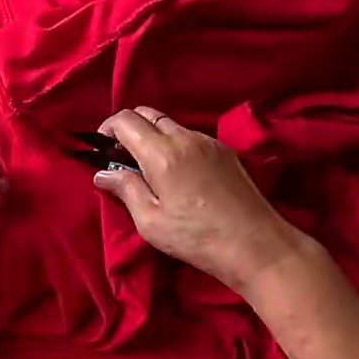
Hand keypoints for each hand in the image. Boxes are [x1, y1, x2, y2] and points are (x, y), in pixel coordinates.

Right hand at [92, 107, 322, 294]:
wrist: (256, 245)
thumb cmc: (197, 238)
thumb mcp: (150, 221)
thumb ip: (125, 190)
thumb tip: (102, 174)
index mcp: (161, 153)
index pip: (126, 120)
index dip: (108, 128)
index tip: (102, 148)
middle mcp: (185, 138)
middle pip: (148, 113)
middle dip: (129, 127)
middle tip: (122, 156)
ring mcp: (209, 141)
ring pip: (171, 124)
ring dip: (153, 136)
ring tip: (149, 168)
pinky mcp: (225, 151)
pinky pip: (191, 136)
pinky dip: (175, 144)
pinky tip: (178, 173)